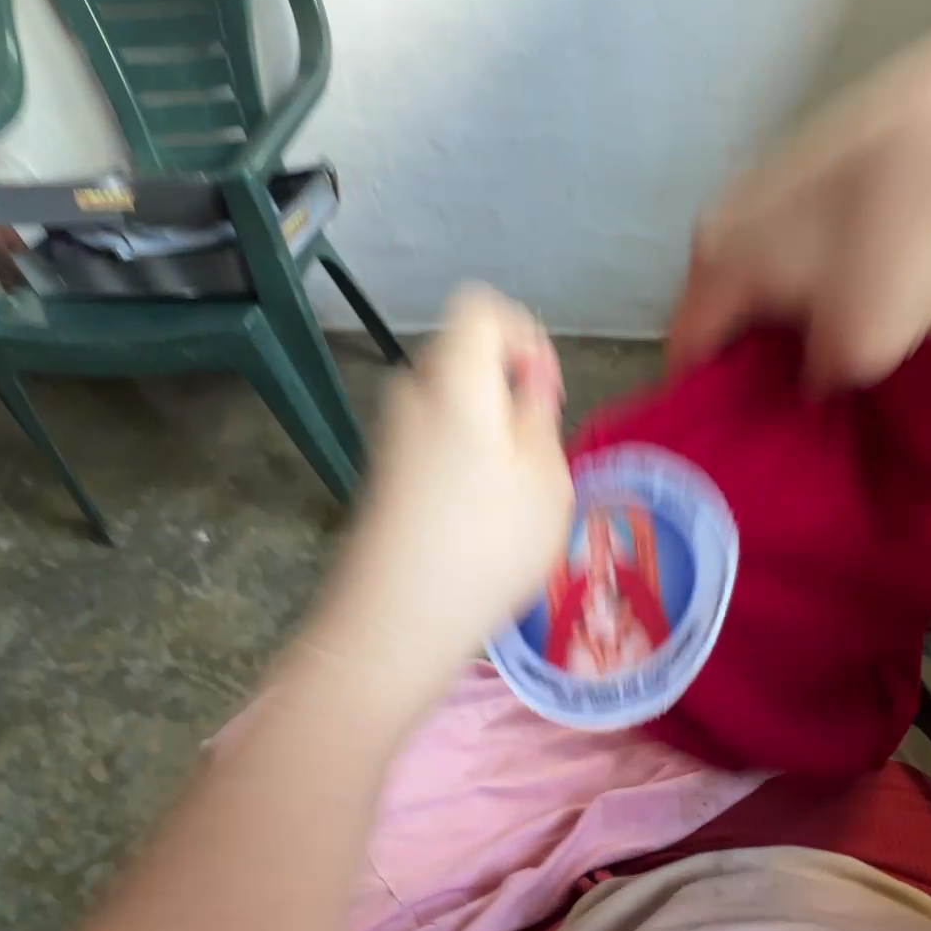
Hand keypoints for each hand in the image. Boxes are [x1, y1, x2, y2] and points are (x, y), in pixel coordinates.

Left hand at [314, 284, 573, 687]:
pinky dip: (462, 456)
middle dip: (507, 387)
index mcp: (454, 379)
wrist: (398, 621)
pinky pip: (433, 438)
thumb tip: (529, 377)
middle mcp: (411, 394)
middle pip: (464, 356)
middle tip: (536, 447)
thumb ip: (539, 410)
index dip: (521, 335)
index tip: (543, 389)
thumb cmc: (488, 544)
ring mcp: (391, 436)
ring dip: (488, 428)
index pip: (480, 309)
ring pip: (451, 402)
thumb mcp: (546, 475)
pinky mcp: (384, 474)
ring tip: (513, 490)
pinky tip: (478, 514)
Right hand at [667, 0, 930, 390]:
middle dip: (751, 343)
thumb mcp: (857, 348)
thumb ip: (817, 375)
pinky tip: (868, 260)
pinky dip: (816, 254)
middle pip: (720, 302)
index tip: (740, 419)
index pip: (685, 347)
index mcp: (716, 264)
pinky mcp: (816, 148)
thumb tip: (816, 369)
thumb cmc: (900, 248)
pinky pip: (797, 226)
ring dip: (785, 298)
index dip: (707, 391)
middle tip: (796, 376)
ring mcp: (769, 174)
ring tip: (837, 320)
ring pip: (759, 261)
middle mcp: (726, 215)